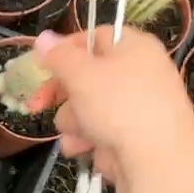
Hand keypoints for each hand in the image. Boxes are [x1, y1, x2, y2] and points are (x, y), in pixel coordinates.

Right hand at [27, 28, 193, 192]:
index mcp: (132, 47)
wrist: (154, 155)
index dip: (64, 50)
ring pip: (82, 108)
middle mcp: (134, 72)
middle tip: (39, 104)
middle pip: (83, 76)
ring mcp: (130, 105)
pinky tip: (87, 147)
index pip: (94, 37)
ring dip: (72, 122)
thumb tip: (42, 37)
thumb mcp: (81, 74)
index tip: (40, 66)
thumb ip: (58, 56)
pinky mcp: (125, 133)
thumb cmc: (118, 105)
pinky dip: (84, 139)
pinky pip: (92, 131)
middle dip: (62, 95)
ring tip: (81, 133)